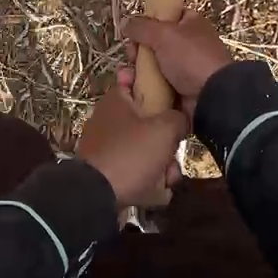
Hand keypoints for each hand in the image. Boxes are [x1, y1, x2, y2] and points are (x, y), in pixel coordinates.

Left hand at [74, 71, 186, 207]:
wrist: (95, 197)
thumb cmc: (130, 153)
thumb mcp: (164, 130)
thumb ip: (178, 119)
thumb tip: (181, 120)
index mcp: (116, 101)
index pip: (134, 80)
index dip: (154, 86)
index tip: (171, 102)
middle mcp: (107, 120)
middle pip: (146, 122)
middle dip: (165, 141)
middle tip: (173, 153)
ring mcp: (105, 147)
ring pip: (143, 150)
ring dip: (160, 165)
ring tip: (168, 179)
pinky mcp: (105, 172)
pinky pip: (133, 171)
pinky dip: (146, 181)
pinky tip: (157, 193)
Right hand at [119, 8, 234, 122]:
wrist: (211, 97)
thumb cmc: (191, 57)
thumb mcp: (164, 34)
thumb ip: (142, 26)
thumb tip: (126, 23)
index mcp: (192, 25)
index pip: (168, 16)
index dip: (150, 21)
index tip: (135, 30)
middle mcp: (188, 46)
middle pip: (154, 44)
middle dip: (137, 50)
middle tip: (132, 56)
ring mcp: (183, 71)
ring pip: (151, 67)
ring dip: (135, 72)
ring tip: (126, 78)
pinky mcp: (177, 92)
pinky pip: (154, 87)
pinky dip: (141, 88)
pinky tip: (130, 90)